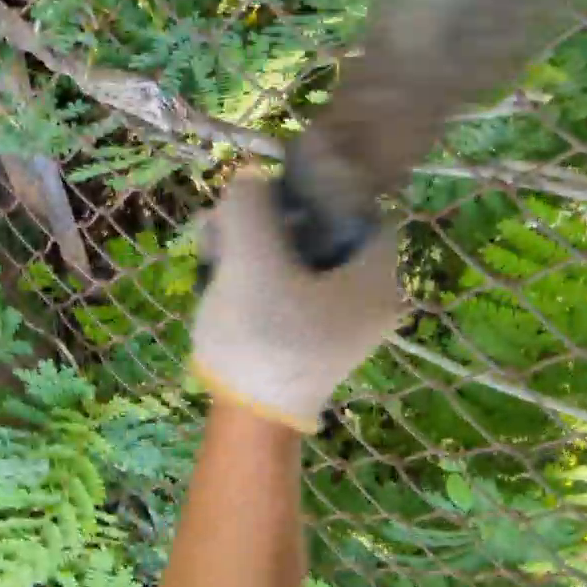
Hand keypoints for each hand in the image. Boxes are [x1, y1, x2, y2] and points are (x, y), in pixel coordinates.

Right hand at [190, 176, 402, 433]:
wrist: (248, 411)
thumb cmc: (264, 335)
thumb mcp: (253, 259)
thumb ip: (250, 206)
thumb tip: (250, 175)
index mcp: (375, 279)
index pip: (361, 210)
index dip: (318, 192)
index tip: (273, 193)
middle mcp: (364, 295)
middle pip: (320, 228)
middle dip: (267, 217)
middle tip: (228, 221)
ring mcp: (332, 314)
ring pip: (292, 251)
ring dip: (248, 239)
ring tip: (211, 246)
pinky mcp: (302, 327)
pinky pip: (282, 278)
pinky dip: (250, 266)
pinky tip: (216, 267)